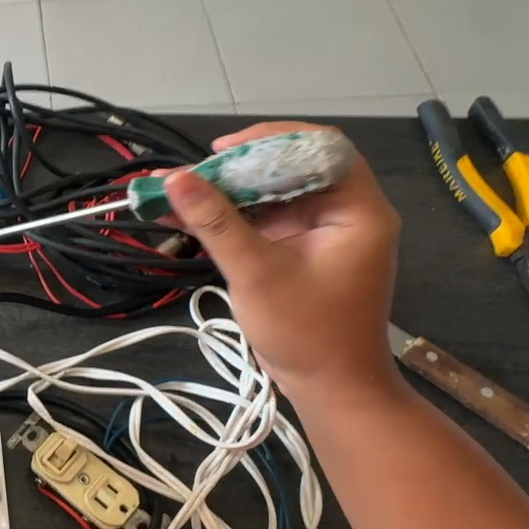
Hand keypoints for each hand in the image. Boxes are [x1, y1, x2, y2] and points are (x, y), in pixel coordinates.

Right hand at [161, 122, 405, 404]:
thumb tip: (173, 179)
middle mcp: (342, 213)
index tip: (220, 150)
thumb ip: (216, 223)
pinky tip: (181, 214)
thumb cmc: (306, 331)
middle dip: (234, 168)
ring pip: (267, 193)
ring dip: (221, 191)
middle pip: (289, 168)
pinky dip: (223, 215)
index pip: (321, 149)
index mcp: (356, 211)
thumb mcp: (256, 273)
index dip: (271, 140)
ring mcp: (318, 232)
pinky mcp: (296, 249)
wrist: (330, 388)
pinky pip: (258, 219)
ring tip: (172, 189)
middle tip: (188, 173)